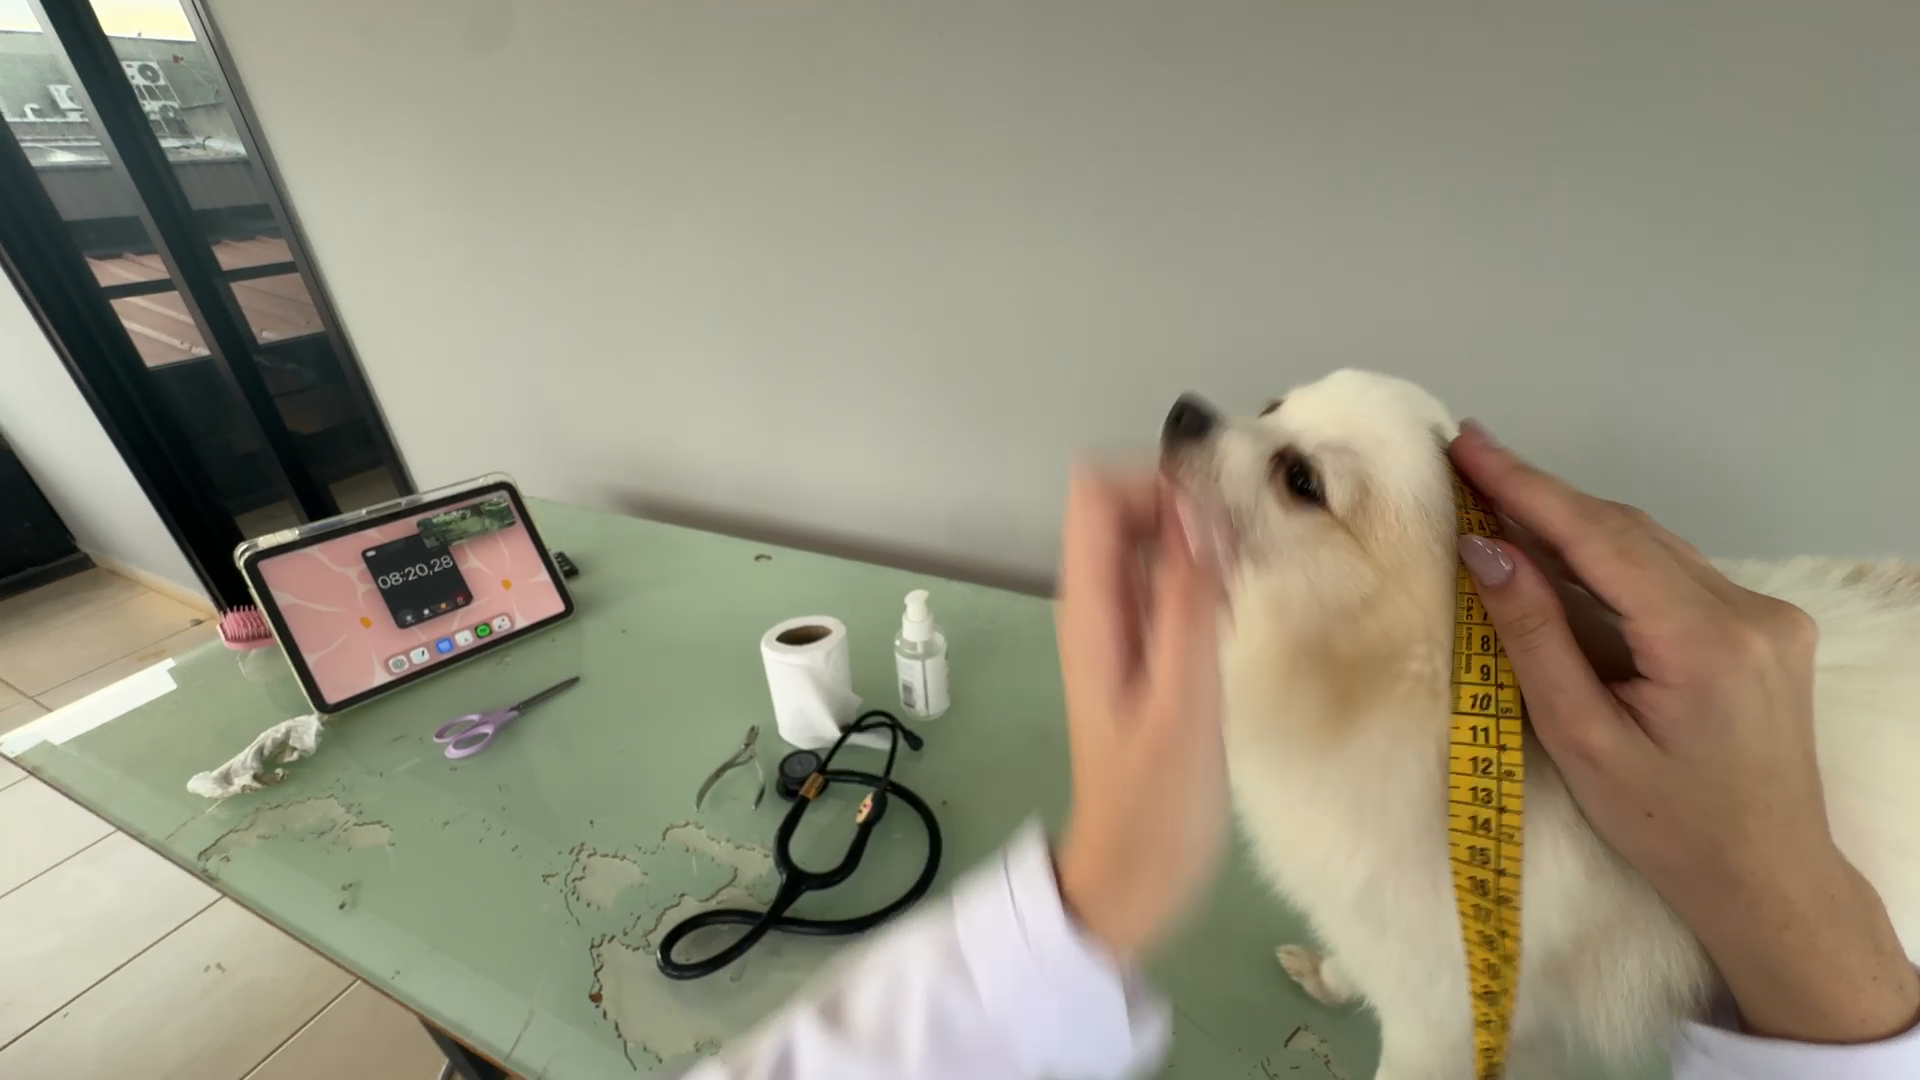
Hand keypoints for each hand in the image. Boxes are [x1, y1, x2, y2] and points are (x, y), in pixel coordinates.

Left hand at [1052, 465, 1228, 961]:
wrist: (1131, 870)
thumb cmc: (1157, 803)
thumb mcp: (1182, 703)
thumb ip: (1184, 602)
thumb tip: (1193, 509)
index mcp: (1089, 610)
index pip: (1095, 495)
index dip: (1155, 482)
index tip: (1218, 512)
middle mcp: (1092, 604)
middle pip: (1120, 508)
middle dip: (1181, 506)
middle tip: (1242, 547)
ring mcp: (1112, 623)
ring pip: (1145, 541)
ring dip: (1194, 542)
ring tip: (1241, 581)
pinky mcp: (1137, 644)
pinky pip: (1160, 580)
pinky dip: (1196, 576)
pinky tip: (1227, 612)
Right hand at [1450, 422, 1919, 1042]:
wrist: (1764, 875)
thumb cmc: (1660, 818)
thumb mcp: (1577, 732)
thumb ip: (1532, 635)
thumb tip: (1484, 551)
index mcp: (1707, 640)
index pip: (1599, 538)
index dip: (1525, 485)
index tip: (1467, 443)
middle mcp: (1748, 610)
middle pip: (1623, 528)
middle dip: (1537, 490)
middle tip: (1464, 458)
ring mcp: (1758, 614)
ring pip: (1642, 542)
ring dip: (1562, 515)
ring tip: (1490, 493)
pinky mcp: (1750, 626)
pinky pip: (1657, 567)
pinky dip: (1593, 548)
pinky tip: (1547, 545)